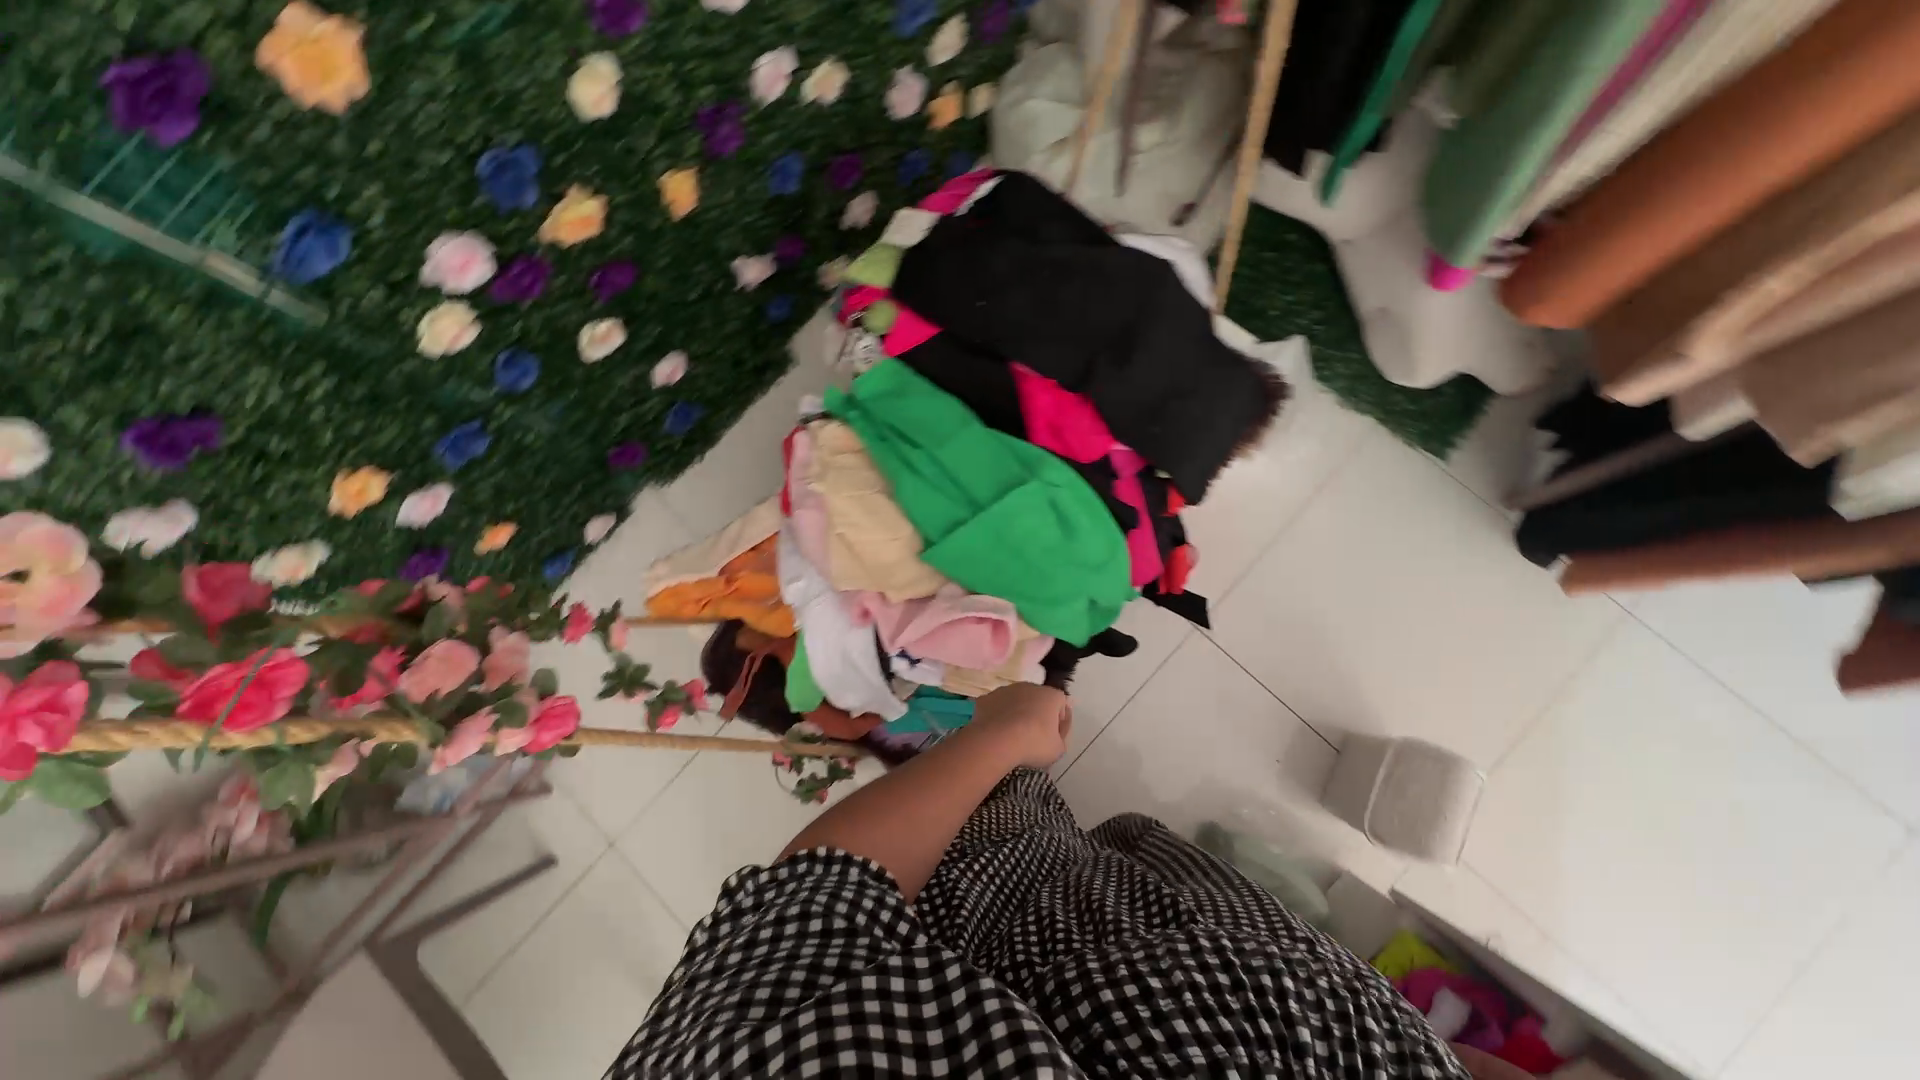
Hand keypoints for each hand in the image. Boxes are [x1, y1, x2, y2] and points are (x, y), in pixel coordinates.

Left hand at [970, 683, 1071, 769]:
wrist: (997, 741)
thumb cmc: (1033, 743)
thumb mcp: (1057, 750)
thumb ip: (1059, 739)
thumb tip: (1053, 737)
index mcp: (1051, 696)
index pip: (1062, 705)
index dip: (1061, 722)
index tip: (1056, 737)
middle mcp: (1029, 687)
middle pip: (1038, 700)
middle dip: (1038, 715)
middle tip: (1035, 737)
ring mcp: (1005, 690)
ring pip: (1015, 702)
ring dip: (1017, 715)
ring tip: (1014, 736)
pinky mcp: (986, 698)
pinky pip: (997, 708)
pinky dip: (998, 717)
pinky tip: (997, 733)